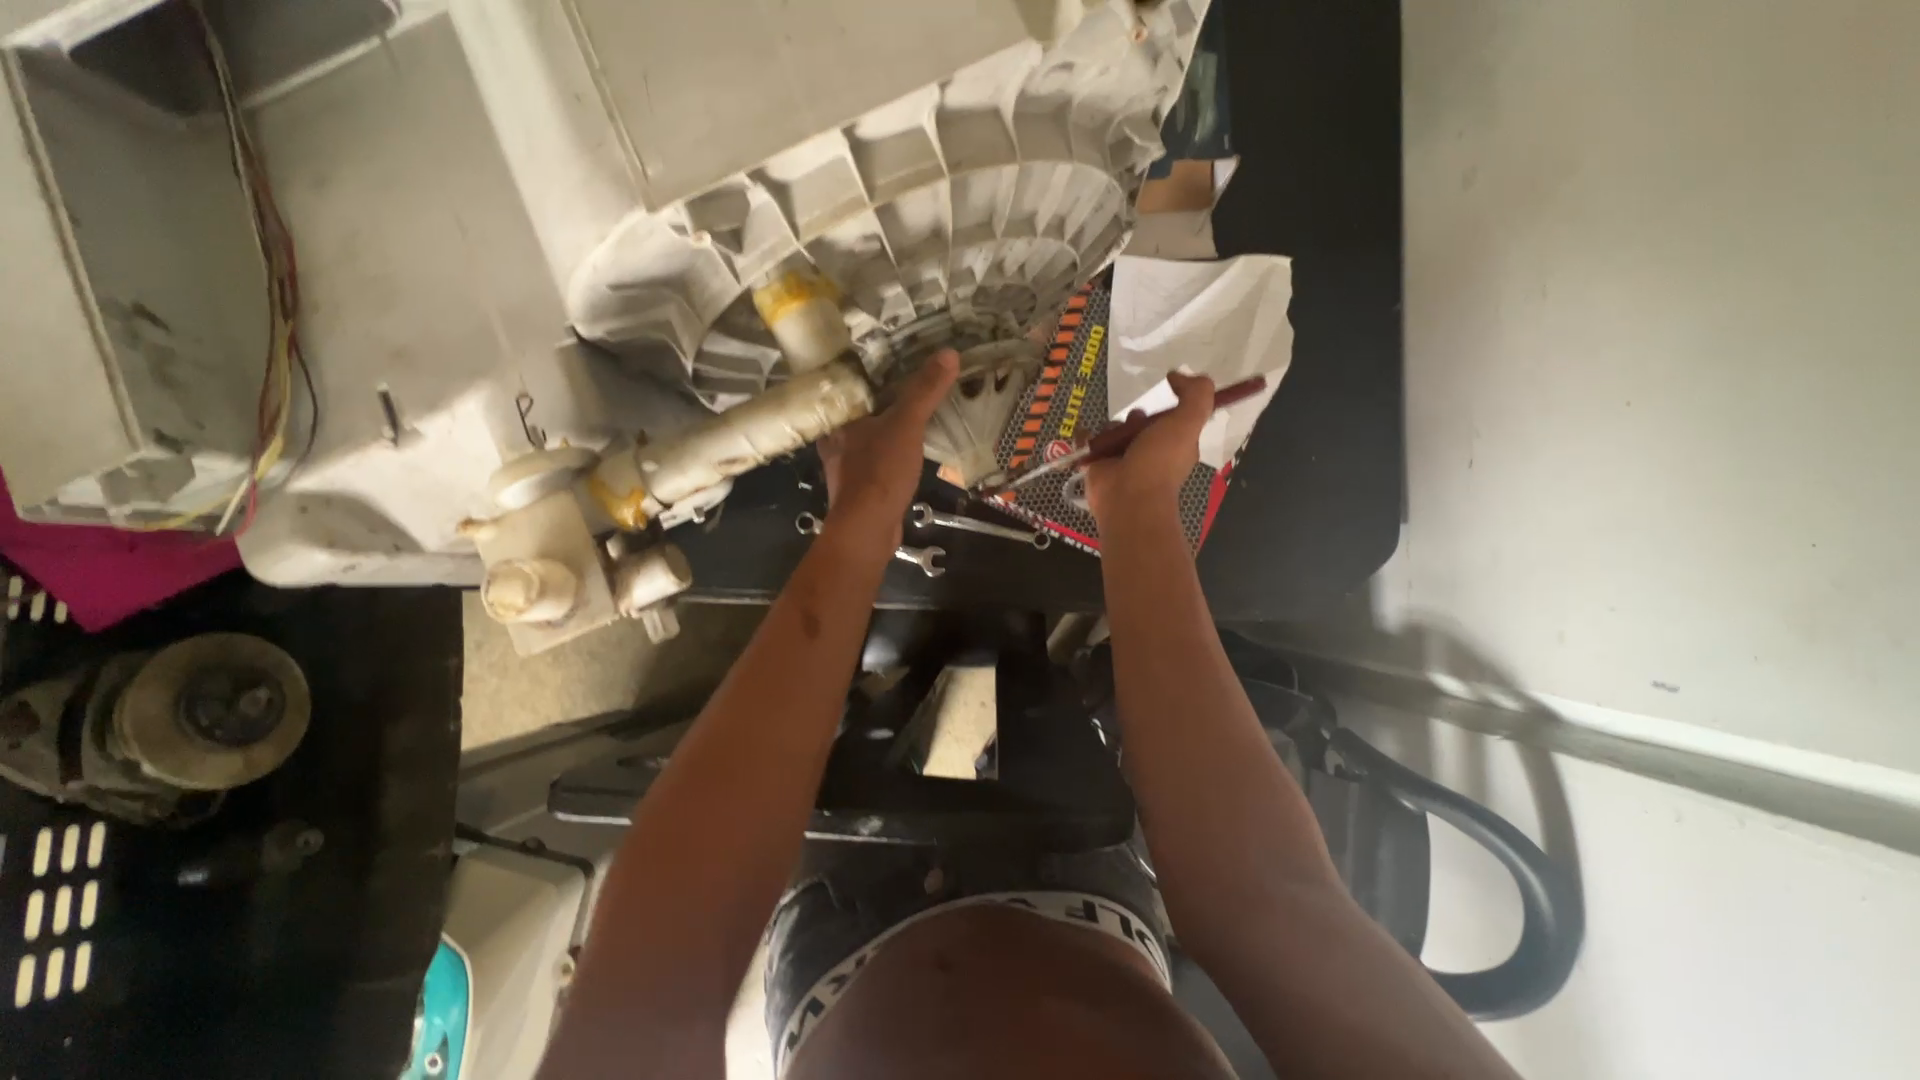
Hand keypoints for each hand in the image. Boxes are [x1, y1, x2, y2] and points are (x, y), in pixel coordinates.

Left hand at [817, 348, 958, 547]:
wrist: (868, 529)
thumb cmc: (880, 472)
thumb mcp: (906, 425)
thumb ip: (924, 391)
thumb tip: (949, 353)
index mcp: (837, 418)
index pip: (852, 384)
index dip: (874, 369)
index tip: (898, 353)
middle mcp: (835, 438)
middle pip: (863, 409)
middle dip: (887, 396)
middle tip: (915, 378)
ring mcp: (846, 465)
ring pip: (871, 434)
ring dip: (891, 425)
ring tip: (918, 408)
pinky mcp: (860, 486)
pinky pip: (879, 458)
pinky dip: (894, 450)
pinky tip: (912, 446)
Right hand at [1086, 372, 1213, 528]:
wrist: (1128, 497)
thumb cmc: (1160, 461)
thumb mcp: (1188, 422)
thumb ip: (1196, 395)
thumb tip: (1178, 375)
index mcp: (1175, 444)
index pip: (1173, 419)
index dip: (1170, 406)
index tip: (1165, 392)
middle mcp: (1149, 452)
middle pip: (1141, 422)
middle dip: (1136, 416)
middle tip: (1135, 420)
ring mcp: (1122, 459)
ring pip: (1114, 430)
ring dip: (1111, 427)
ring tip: (1113, 435)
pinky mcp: (1098, 464)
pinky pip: (1088, 442)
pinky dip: (1085, 437)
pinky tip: (1088, 438)